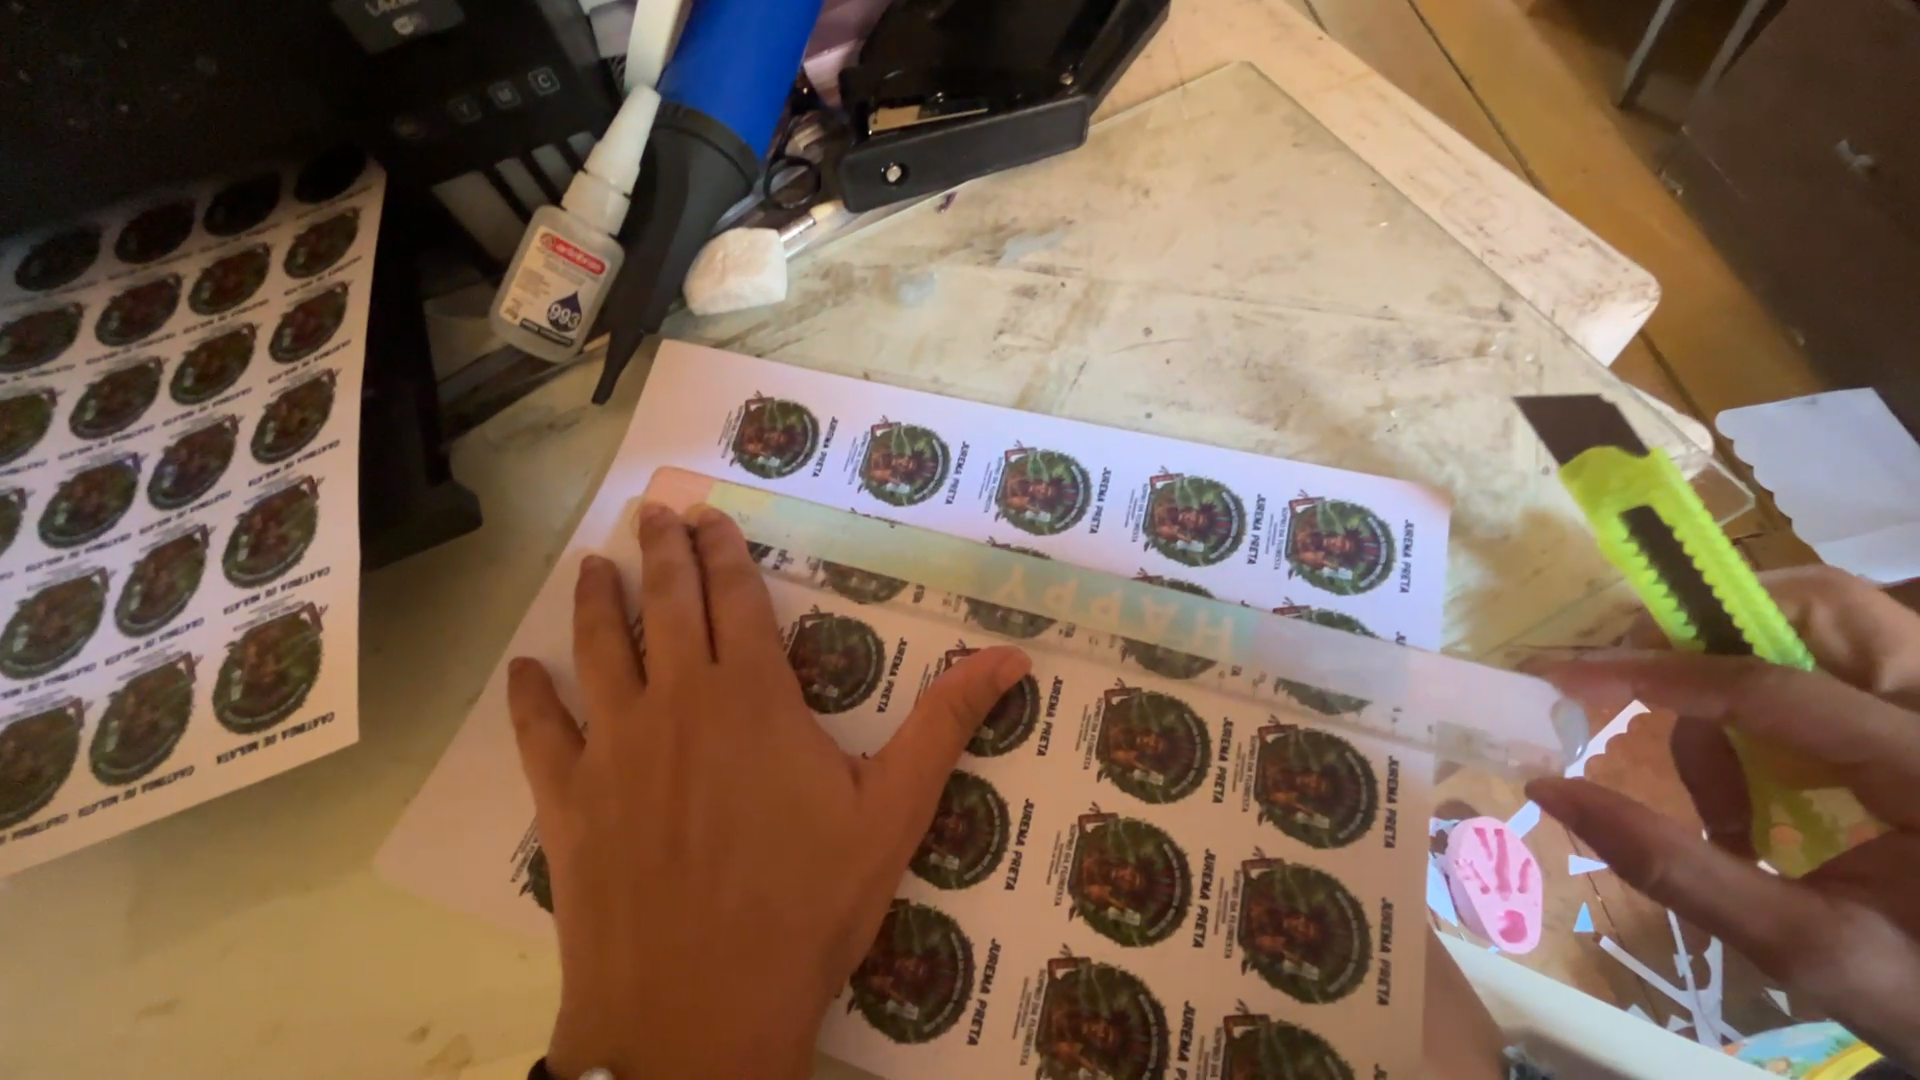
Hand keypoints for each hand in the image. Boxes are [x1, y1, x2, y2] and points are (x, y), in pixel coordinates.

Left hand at [507, 504, 1030, 1079]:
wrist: (698, 1012)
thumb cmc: (807, 905)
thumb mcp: (895, 811)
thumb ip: (946, 723)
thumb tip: (1011, 656)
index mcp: (752, 695)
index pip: (735, 598)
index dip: (723, 552)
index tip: (708, 517)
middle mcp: (676, 701)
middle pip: (667, 605)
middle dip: (663, 552)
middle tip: (654, 512)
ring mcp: (613, 747)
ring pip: (600, 649)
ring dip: (597, 601)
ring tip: (593, 563)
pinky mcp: (567, 802)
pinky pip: (540, 733)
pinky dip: (529, 697)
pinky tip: (521, 671)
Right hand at [1527, 567, 1919, 1067]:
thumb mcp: (1808, 951)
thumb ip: (1673, 867)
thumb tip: (1548, 788)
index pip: (1772, 685)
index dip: (1653, 671)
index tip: (1560, 676)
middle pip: (1821, 606)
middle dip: (1705, 628)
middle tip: (1629, 678)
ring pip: (1824, 625)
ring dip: (1732, 660)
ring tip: (1697, 747)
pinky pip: (1832, 664)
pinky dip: (1761, 691)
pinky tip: (1745, 767)